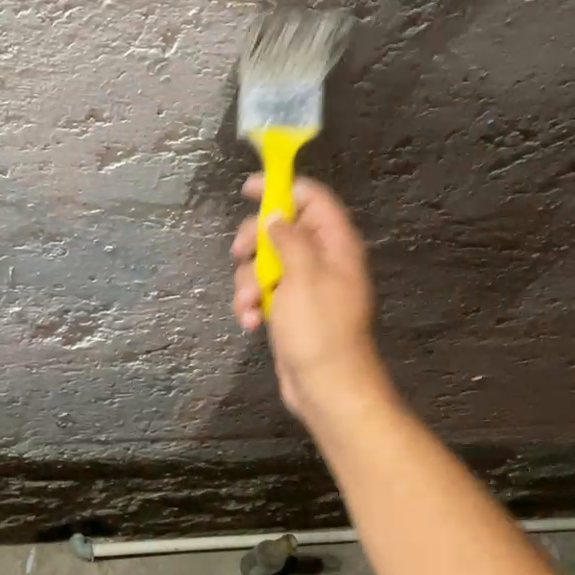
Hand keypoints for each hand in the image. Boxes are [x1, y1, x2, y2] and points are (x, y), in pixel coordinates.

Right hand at [232, 175, 393, 418]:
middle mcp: (322, 259)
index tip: (248, 189)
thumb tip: (275, 216)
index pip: (313, 198)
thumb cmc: (320, 328)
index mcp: (335, 245)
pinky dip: (252, 302)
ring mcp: (304, 285)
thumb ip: (289, 238)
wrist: (327, 388)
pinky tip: (250, 321)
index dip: (281, 187)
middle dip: (253, 241)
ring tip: (249, 304)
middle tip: (239, 254)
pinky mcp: (289, 308)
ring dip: (248, 280)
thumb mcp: (303, 275)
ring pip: (264, 261)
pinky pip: (262, 290)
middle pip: (280, 227)